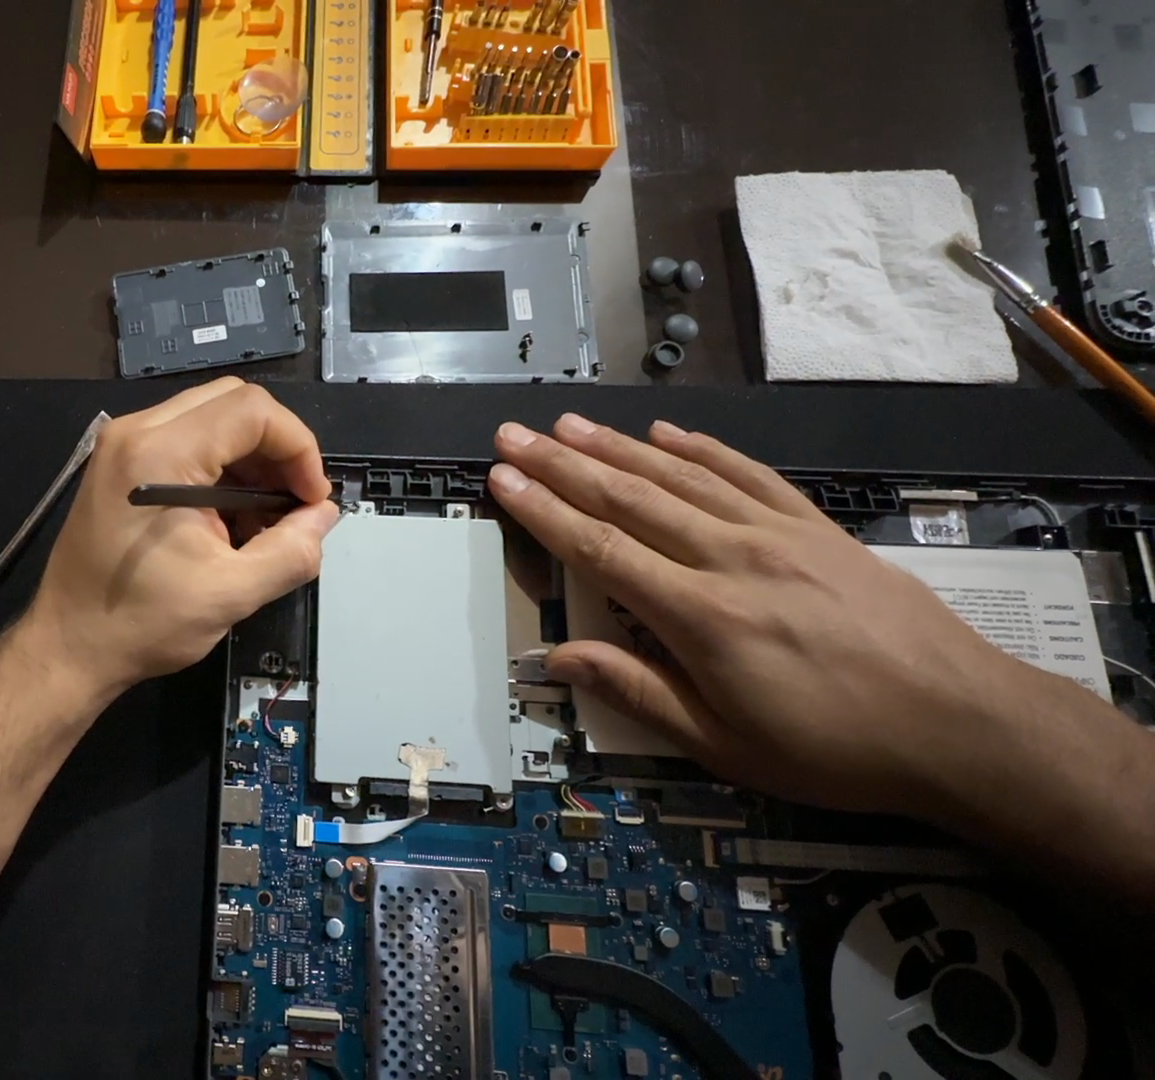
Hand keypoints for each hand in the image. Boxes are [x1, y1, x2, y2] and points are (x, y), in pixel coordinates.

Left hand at [25, 379, 339, 703]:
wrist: (68, 646)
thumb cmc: (140, 624)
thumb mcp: (230, 594)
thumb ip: (291, 550)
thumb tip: (323, 517)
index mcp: (159, 455)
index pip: (252, 411)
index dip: (298, 448)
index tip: (311, 499)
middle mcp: (136, 433)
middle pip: (232, 402)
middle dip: (277, 447)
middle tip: (292, 501)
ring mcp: (123, 445)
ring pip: (211, 417)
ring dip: (250, 459)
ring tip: (263, 517)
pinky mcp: (119, 463)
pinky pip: (186, 439)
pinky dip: (220, 467)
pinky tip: (230, 517)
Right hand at [488, 413, 1068, 816]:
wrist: (967, 728)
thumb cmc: (833, 746)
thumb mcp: (721, 742)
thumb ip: (634, 690)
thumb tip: (558, 658)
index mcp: (699, 616)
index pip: (599, 549)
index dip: (542, 511)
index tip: (503, 479)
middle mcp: (731, 558)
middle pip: (627, 499)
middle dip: (560, 464)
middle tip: (514, 436)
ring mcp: (777, 535)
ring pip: (678, 477)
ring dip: (615, 447)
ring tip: (567, 424)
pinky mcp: (815, 526)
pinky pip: (748, 474)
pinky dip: (700, 449)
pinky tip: (663, 431)